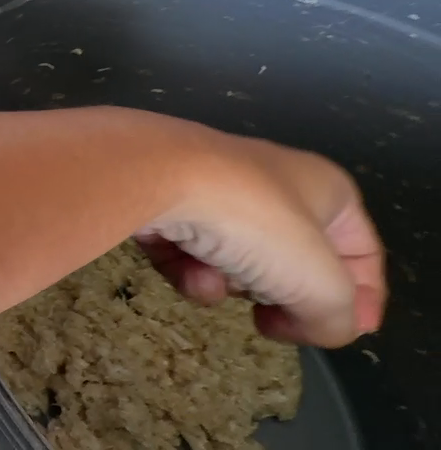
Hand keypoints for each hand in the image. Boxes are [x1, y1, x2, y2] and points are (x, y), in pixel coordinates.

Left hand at [137, 128, 385, 347]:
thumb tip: (306, 325)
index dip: (359, 295)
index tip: (342, 328)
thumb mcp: (322, 287)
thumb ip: (332, 319)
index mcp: (319, 184)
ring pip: (225, 252)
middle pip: (283, 253)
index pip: (357, 248)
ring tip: (212, 282)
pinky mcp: (145, 192)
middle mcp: (257, 175)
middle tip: (269, 309)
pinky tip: (181, 270)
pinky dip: (180, 266)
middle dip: (276, 289)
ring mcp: (195, 181)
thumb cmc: (250, 219)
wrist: (142, 172)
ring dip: (223, 282)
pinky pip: (174, 245)